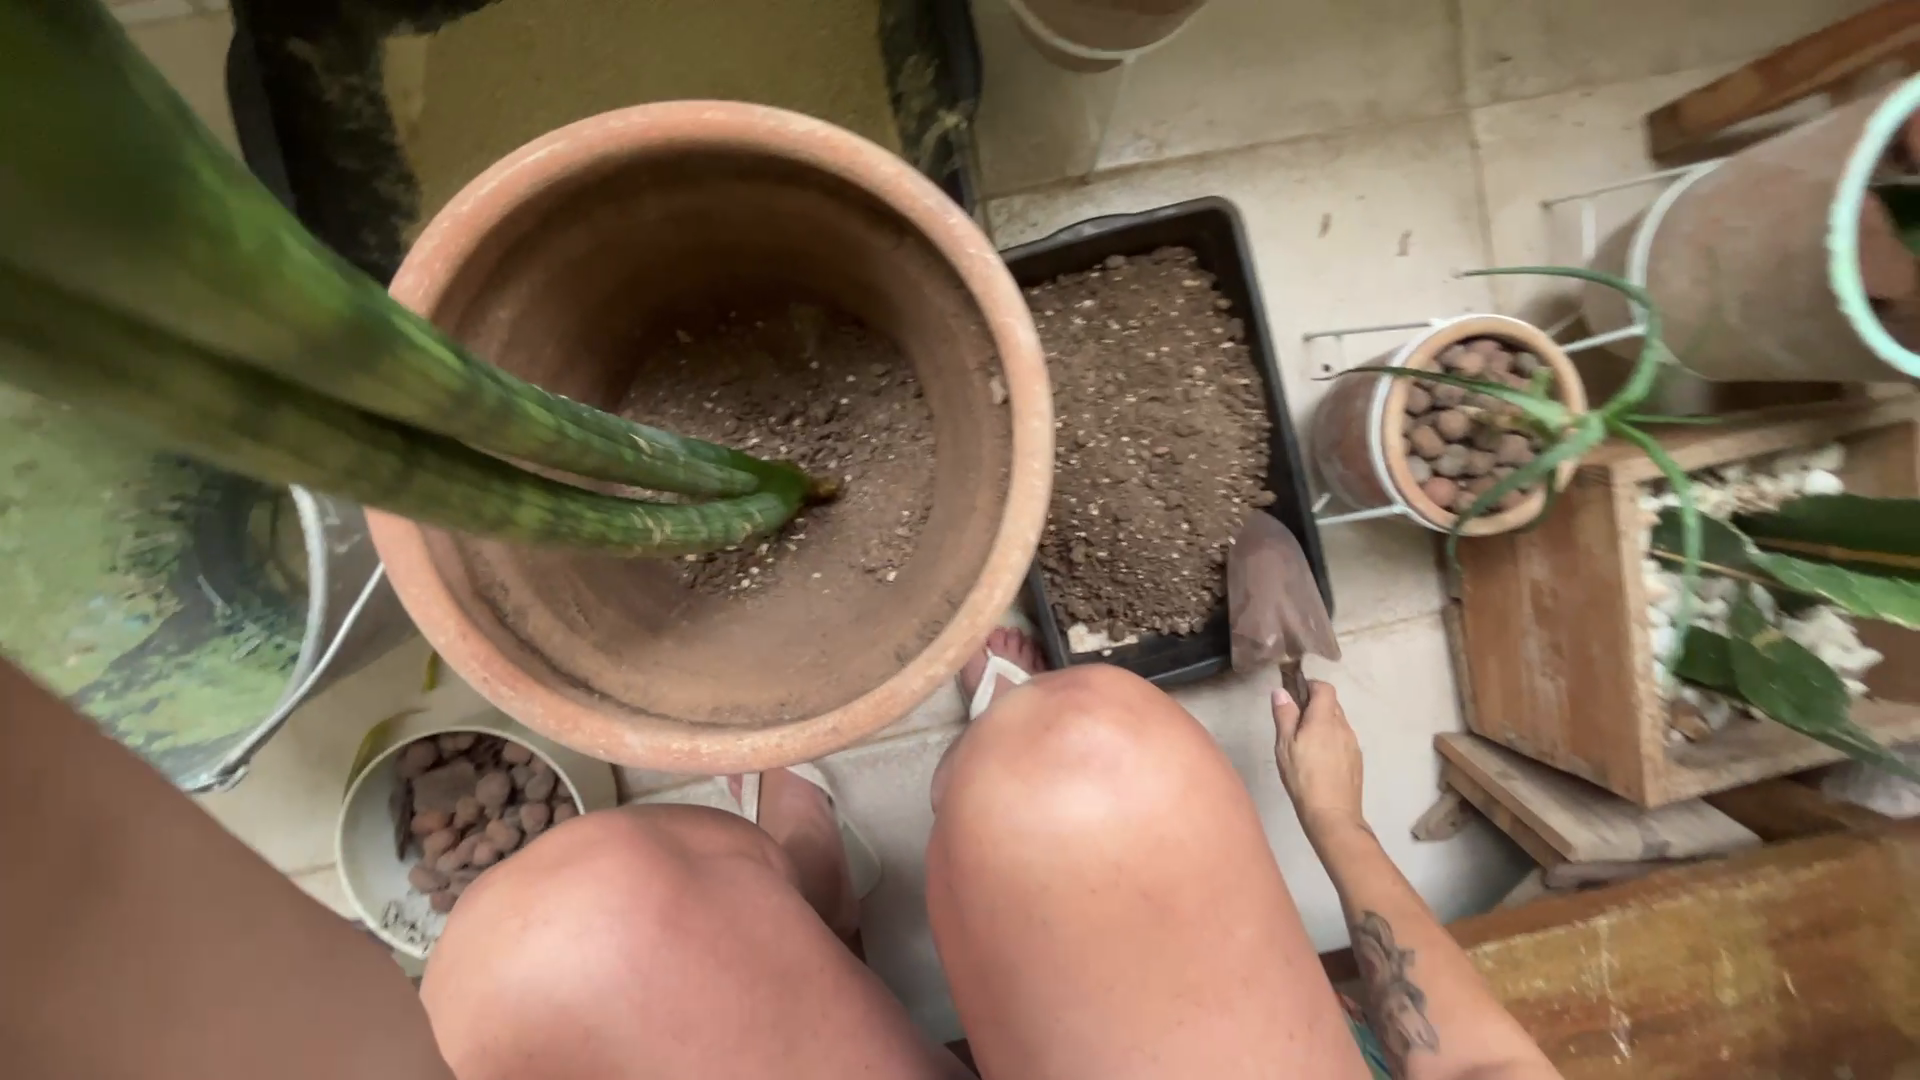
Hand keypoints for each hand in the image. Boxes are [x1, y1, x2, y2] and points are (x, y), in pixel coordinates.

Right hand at [1270, 681, 1366, 838]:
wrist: (1332, 814)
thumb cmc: (1303, 777)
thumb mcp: (1285, 745)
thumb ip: (1284, 715)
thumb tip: (1281, 691)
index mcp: (1325, 719)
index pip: (1325, 688)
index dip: (1310, 686)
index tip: (1294, 696)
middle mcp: (1343, 727)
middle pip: (1332, 704)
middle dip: (1314, 705)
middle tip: (1294, 722)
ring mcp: (1353, 744)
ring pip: (1338, 722)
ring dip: (1322, 723)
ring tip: (1305, 743)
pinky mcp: (1356, 760)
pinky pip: (1342, 739)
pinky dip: (1330, 739)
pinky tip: (1318, 759)